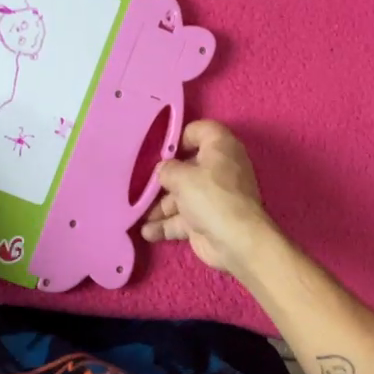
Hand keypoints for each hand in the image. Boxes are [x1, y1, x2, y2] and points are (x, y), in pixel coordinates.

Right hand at [141, 120, 276, 273]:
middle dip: (163, 178)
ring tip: (137, 214)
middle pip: (186, 166)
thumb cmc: (211, 198)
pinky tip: (147, 232)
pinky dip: (165, 225)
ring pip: (181, 195)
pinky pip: (182, 219)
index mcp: (220, 148)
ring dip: (159, 206)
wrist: (237, 242)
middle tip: (141, 184)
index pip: (201, 130)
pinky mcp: (206, 220)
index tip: (160, 151)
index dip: (180, 137)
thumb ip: (166, 169)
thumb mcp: (182, 177)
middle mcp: (218, 169)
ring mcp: (213, 197)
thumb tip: (163, 170)